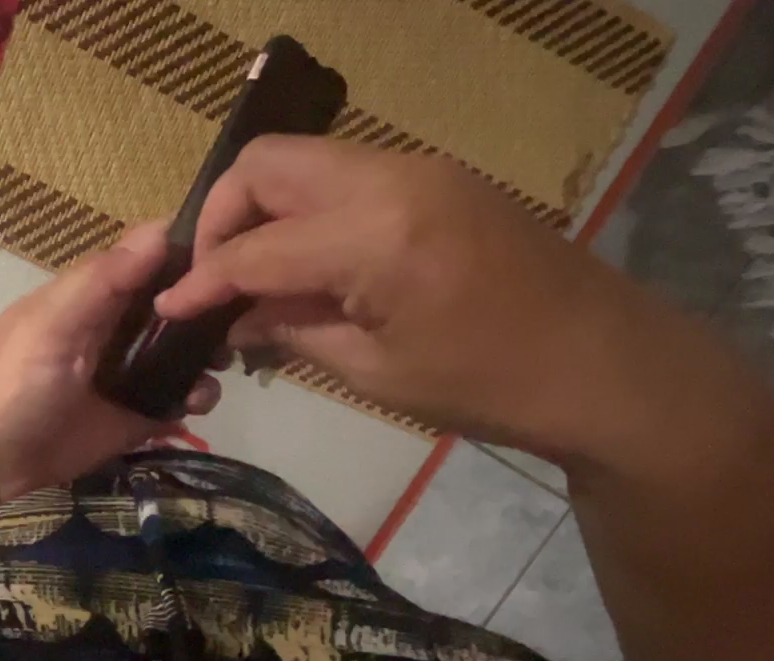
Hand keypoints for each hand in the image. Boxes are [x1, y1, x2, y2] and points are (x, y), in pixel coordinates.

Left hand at [0, 223, 222, 503]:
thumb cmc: (10, 386)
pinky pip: (175, 401)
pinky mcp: (133, 418)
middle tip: (244, 316)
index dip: (189, 249)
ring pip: (182, 353)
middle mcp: (114, 329)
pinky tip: (196, 403)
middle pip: (174, 305)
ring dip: (207, 354)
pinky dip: (194, 399)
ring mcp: (126, 375)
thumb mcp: (51, 326)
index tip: (235, 249)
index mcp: (91, 296)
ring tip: (222, 363)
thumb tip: (162, 231)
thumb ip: (100, 281)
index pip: (148, 258)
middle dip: (209, 307)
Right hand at [154, 137, 732, 467]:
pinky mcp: (435, 179)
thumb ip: (290, 330)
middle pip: (266, 164)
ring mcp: (418, 169)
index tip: (167, 310)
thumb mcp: (370, 371)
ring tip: (252, 279)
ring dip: (262, 213)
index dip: (200, 282)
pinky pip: (343, 179)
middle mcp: (390, 179)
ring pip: (303, 162)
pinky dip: (304, 215)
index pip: (253, 248)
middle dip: (220, 219)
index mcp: (373, 236)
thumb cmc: (484, 385)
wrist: (606, 365)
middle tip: (212, 281)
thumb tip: (232, 320)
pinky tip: (305, 269)